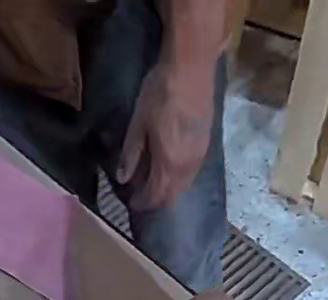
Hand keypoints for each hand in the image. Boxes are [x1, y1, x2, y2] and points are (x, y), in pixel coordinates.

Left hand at [116, 57, 215, 210]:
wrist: (192, 69)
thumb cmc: (160, 93)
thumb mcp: (138, 123)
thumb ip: (131, 154)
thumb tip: (122, 178)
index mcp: (168, 165)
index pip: (155, 196)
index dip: (142, 202)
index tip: (132, 201)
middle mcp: (186, 169)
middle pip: (171, 196)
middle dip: (156, 199)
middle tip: (142, 192)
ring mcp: (198, 159)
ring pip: (182, 187)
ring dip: (168, 189)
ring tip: (154, 178)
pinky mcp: (205, 148)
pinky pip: (190, 174)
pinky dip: (177, 177)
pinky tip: (169, 164)